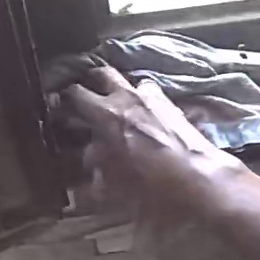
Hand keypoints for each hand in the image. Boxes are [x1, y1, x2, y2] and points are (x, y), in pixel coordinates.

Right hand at [59, 66, 247, 214]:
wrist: (200, 178)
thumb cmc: (152, 185)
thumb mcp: (115, 184)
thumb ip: (97, 168)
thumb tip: (89, 160)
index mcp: (106, 114)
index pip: (74, 93)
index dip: (63, 97)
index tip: (58, 103)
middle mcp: (128, 97)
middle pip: (102, 74)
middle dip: (91, 80)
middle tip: (84, 94)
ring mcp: (153, 97)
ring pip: (130, 81)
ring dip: (121, 88)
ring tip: (116, 103)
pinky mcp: (173, 104)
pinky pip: (152, 93)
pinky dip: (144, 99)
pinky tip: (146, 115)